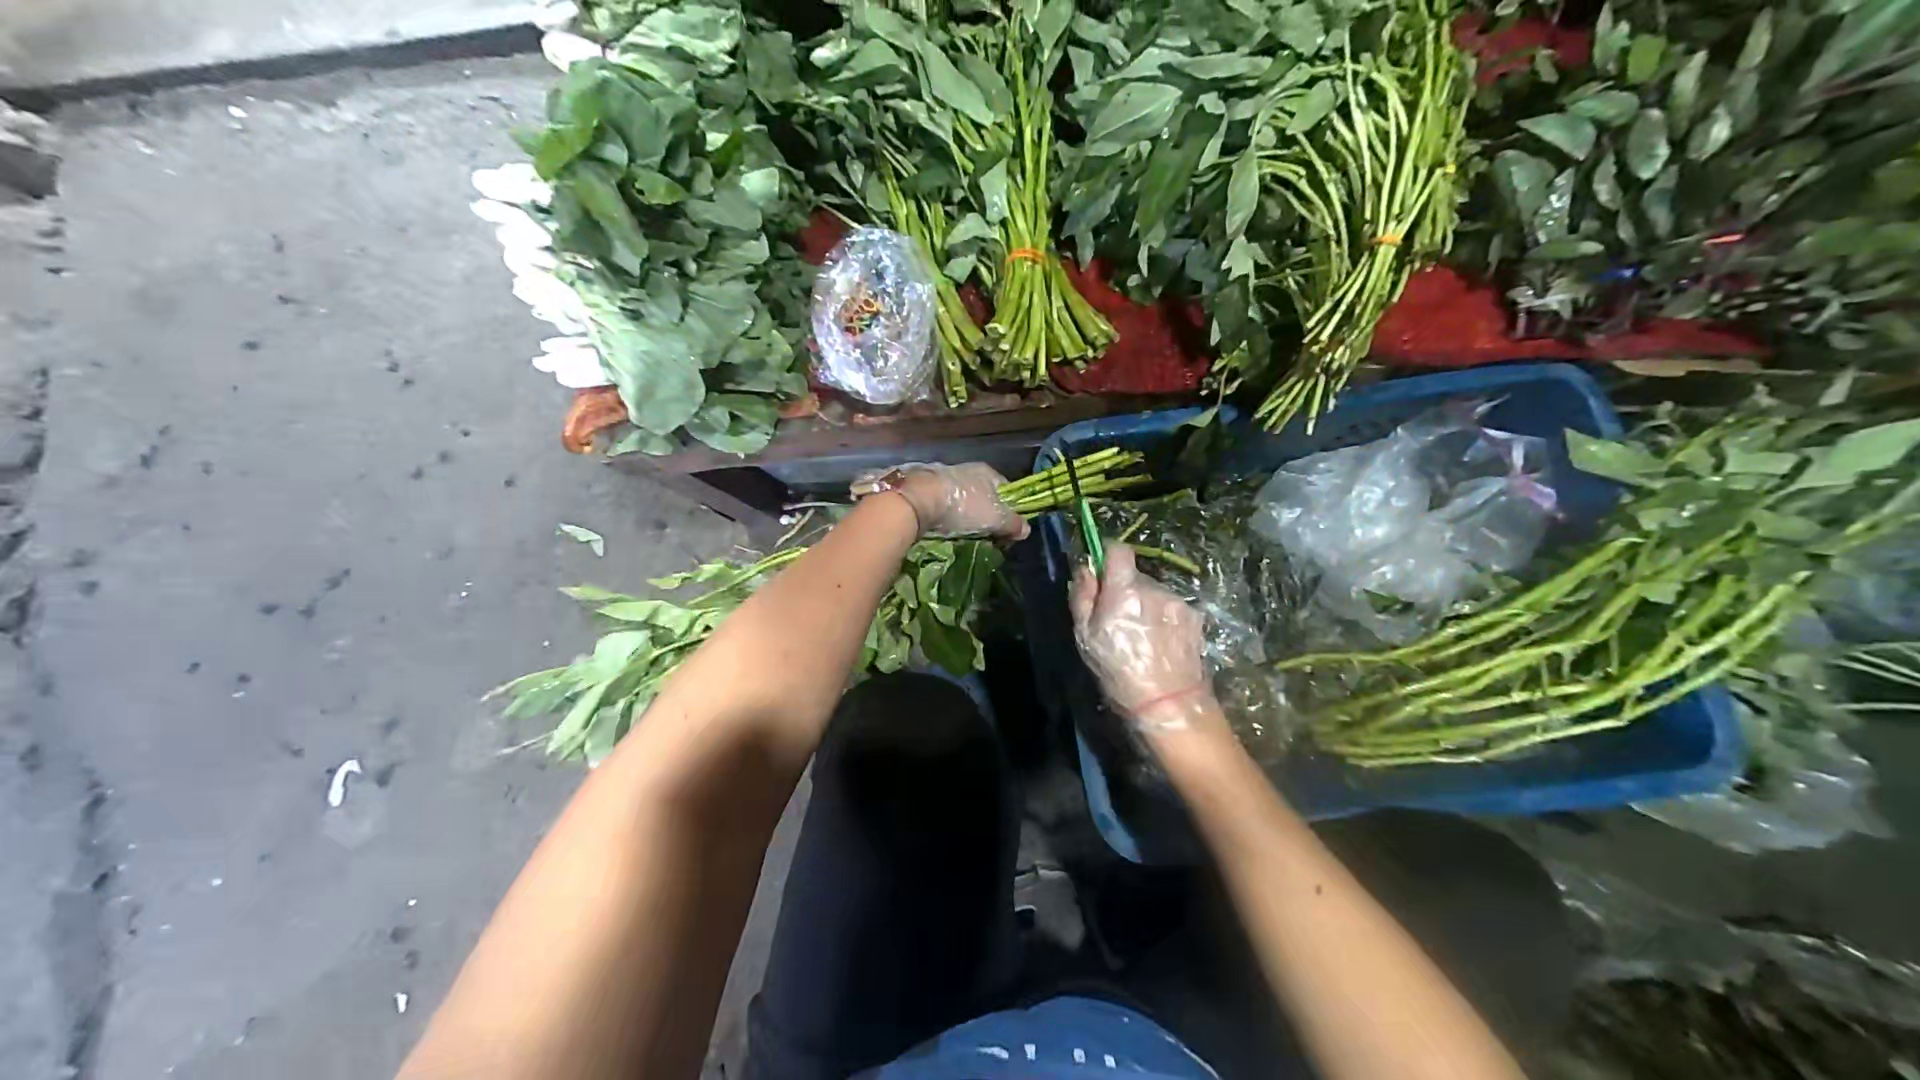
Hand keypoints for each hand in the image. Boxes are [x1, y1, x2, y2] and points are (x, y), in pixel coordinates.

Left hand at [851, 462, 1029, 540]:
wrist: (917, 500)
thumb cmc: (963, 506)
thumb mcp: (995, 517)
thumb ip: (1013, 523)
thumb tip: (1026, 530)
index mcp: (988, 473)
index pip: (1008, 491)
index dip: (1012, 511)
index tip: (1009, 531)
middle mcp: (968, 472)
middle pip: (986, 498)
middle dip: (988, 518)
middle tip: (989, 538)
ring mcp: (946, 480)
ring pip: (965, 503)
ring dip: (968, 519)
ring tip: (967, 537)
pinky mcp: (927, 491)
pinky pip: (946, 508)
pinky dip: (950, 519)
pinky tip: (948, 530)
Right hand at [1069, 543, 1220, 733]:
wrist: (1169, 705)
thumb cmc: (1118, 672)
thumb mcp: (1085, 636)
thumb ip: (1082, 596)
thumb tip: (1085, 567)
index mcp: (1124, 590)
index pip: (1118, 550)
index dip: (1107, 557)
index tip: (1101, 576)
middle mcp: (1154, 588)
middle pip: (1135, 576)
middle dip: (1123, 591)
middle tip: (1117, 622)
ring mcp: (1178, 602)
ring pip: (1153, 593)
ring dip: (1145, 606)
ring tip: (1141, 638)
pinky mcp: (1194, 617)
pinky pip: (1170, 608)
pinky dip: (1162, 619)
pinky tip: (1160, 644)